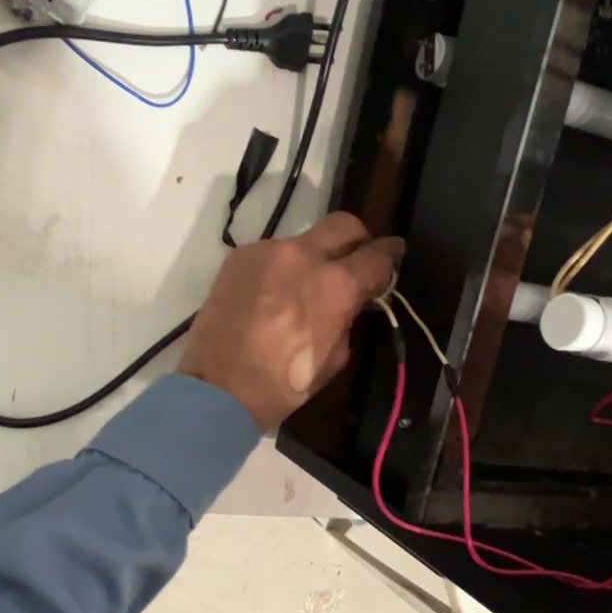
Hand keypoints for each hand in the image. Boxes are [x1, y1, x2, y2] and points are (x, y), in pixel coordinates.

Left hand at [179, 212, 402, 430]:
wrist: (218, 388)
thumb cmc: (283, 384)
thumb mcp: (334, 357)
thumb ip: (348, 316)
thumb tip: (352, 298)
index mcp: (335, 283)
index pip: (375, 255)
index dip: (390, 256)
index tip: (394, 255)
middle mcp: (303, 255)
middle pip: (343, 225)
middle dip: (357, 238)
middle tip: (356, 257)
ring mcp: (267, 251)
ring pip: (303, 240)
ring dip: (312, 257)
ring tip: (303, 286)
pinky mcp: (239, 257)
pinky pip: (271, 253)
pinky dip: (279, 268)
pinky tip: (271, 294)